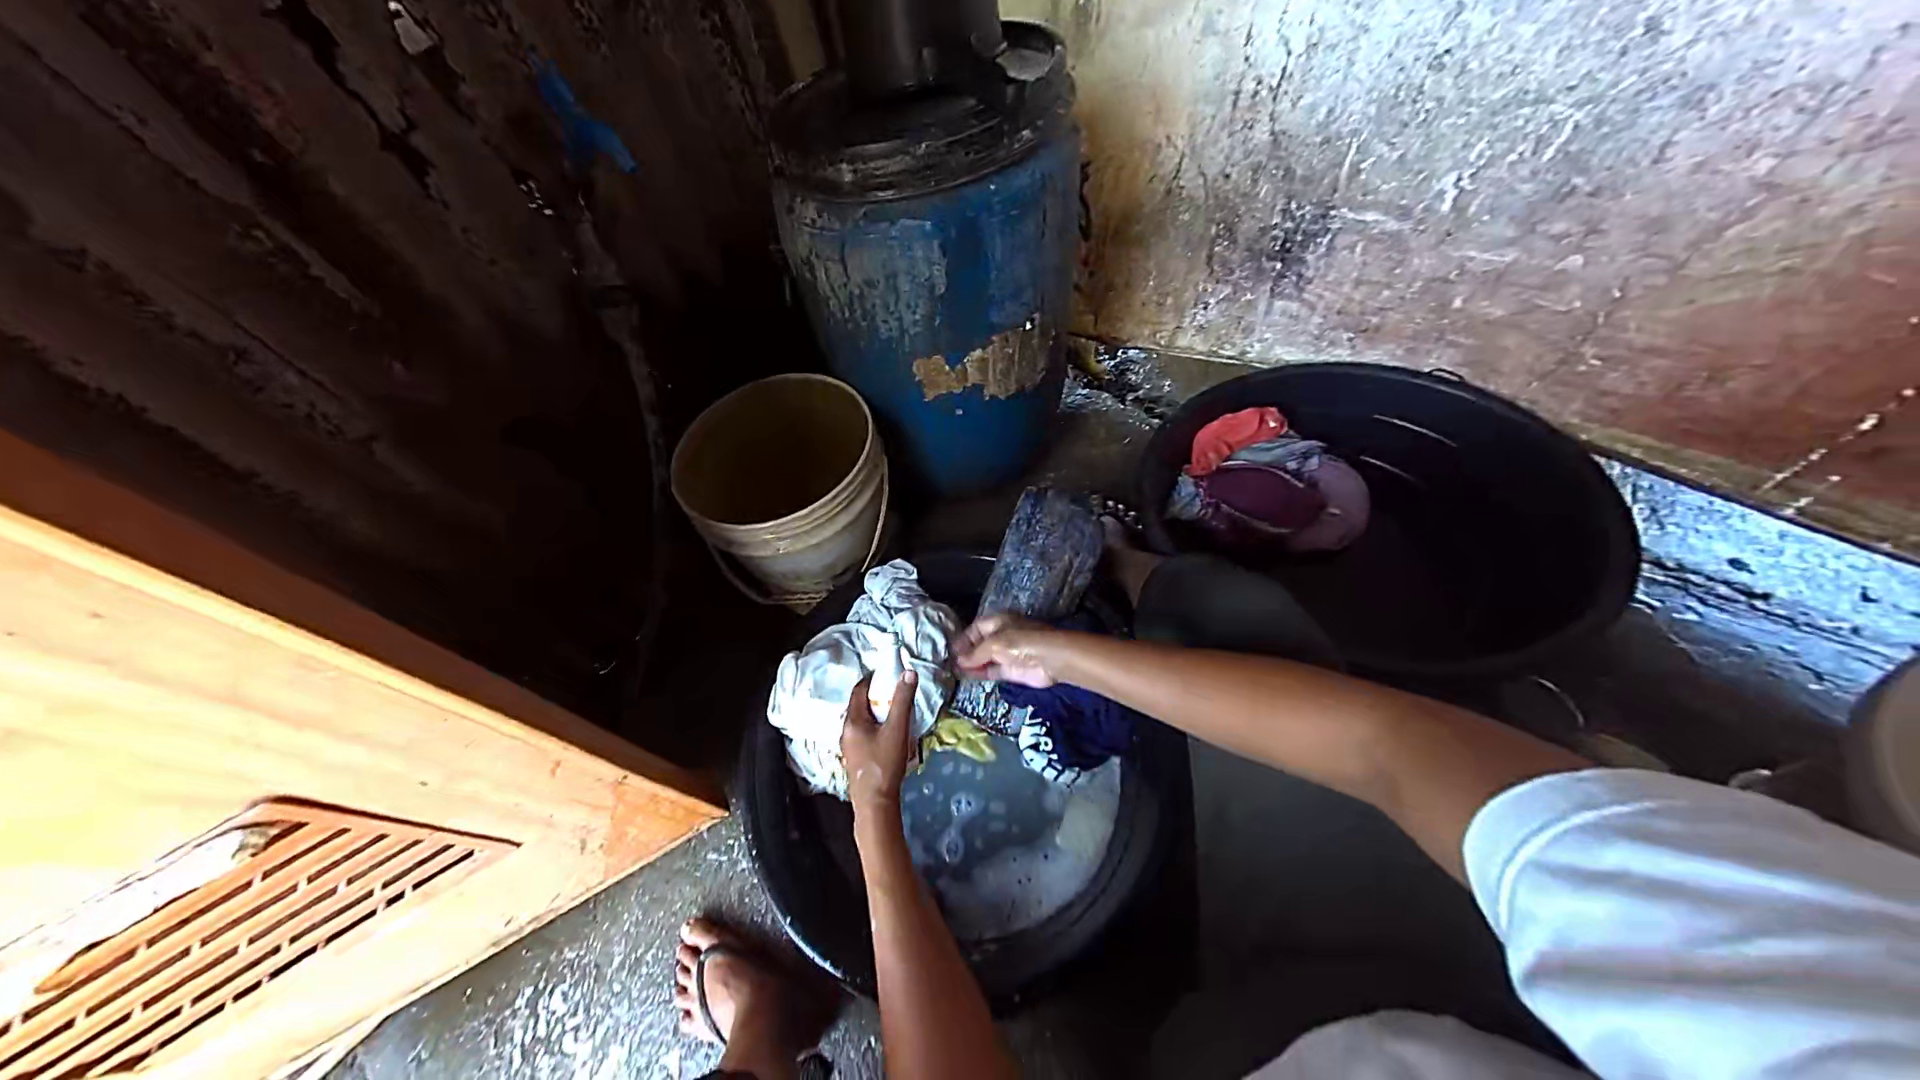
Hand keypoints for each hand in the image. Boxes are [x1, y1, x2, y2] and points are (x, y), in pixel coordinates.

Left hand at [841, 672, 916, 812]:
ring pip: (862, 722)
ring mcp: (848, 747)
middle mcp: (845, 731)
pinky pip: (863, 735)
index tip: (887, 675)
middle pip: (859, 706)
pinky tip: (888, 735)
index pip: (858, 690)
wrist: (875, 803)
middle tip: (894, 693)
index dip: (872, 680)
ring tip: (895, 712)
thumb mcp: (897, 728)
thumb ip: (903, 700)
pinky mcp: (855, 758)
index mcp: (852, 721)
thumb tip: (908, 672)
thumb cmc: (884, 763)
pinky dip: (875, 728)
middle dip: (876, 697)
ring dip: (876, 714)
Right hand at [954, 614, 1066, 687]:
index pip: (976, 627)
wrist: (1050, 659)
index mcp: (999, 621)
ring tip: (953, 671)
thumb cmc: (1021, 642)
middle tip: (949, 662)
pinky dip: (979, 674)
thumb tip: (958, 661)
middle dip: (966, 652)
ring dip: (970, 664)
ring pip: (984, 659)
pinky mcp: (1010, 671)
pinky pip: (991, 671)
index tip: (951, 648)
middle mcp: (1001, 636)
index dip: (964, 637)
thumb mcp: (994, 643)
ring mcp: (1006, 654)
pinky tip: (965, 677)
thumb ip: (975, 653)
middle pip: (979, 644)